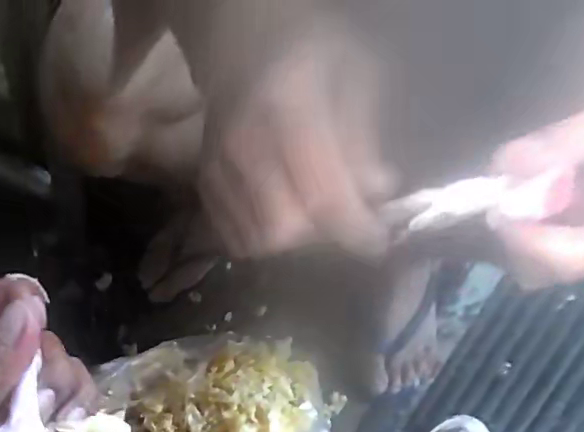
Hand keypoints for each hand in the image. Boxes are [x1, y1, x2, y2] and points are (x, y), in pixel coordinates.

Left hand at [0, 278, 94, 431]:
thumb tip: (31, 309)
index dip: (19, 298)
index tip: (40, 312)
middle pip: (43, 339)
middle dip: (49, 366)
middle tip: (38, 404)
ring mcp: (27, 404)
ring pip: (69, 374)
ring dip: (71, 397)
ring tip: (56, 429)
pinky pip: (82, 411)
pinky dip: (83, 424)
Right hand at [195, 15, 393, 258]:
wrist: (241, 37)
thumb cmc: (309, 52)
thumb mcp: (356, 74)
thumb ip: (365, 140)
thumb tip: (375, 194)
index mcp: (287, 104)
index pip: (321, 193)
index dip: (354, 229)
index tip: (378, 242)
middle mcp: (244, 142)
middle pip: (284, 229)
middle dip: (319, 235)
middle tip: (339, 217)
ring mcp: (218, 167)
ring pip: (260, 242)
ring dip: (293, 241)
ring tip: (311, 213)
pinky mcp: (205, 186)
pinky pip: (238, 241)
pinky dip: (266, 240)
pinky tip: (283, 214)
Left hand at [489, 0, 583, 285]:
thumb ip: (573, 140)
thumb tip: (504, 167)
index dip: (532, 241)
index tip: (500, 208)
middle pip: (575, 264)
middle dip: (531, 233)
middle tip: (508, 189)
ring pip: (577, 253)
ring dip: (544, 222)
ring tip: (538, 173)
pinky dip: (564, 212)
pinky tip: (564, 175)